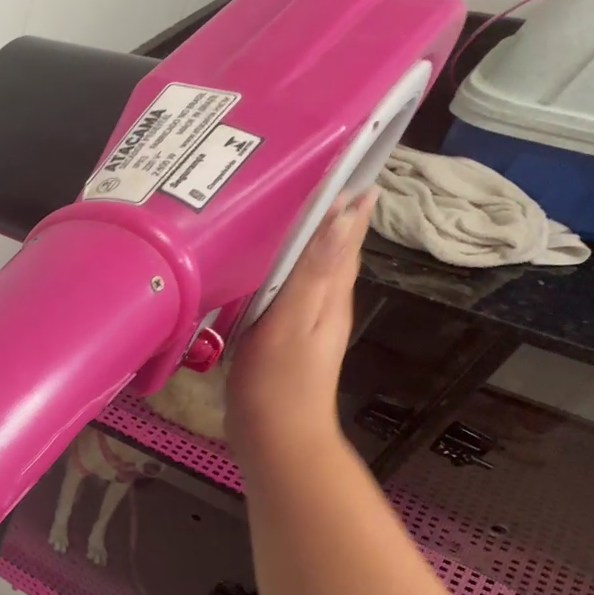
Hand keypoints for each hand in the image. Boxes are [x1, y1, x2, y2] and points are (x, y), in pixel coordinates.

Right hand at [227, 187, 377, 471]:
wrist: (274, 440)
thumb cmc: (279, 384)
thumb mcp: (293, 323)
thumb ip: (314, 270)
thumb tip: (346, 209)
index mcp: (329, 293)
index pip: (343, 232)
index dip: (343, 197)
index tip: (336, 154)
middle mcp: (321, 301)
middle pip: (323, 248)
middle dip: (317, 212)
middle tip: (291, 174)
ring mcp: (298, 322)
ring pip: (299, 269)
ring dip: (289, 241)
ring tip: (265, 213)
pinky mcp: (275, 339)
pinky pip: (275, 293)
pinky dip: (267, 274)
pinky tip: (247, 272)